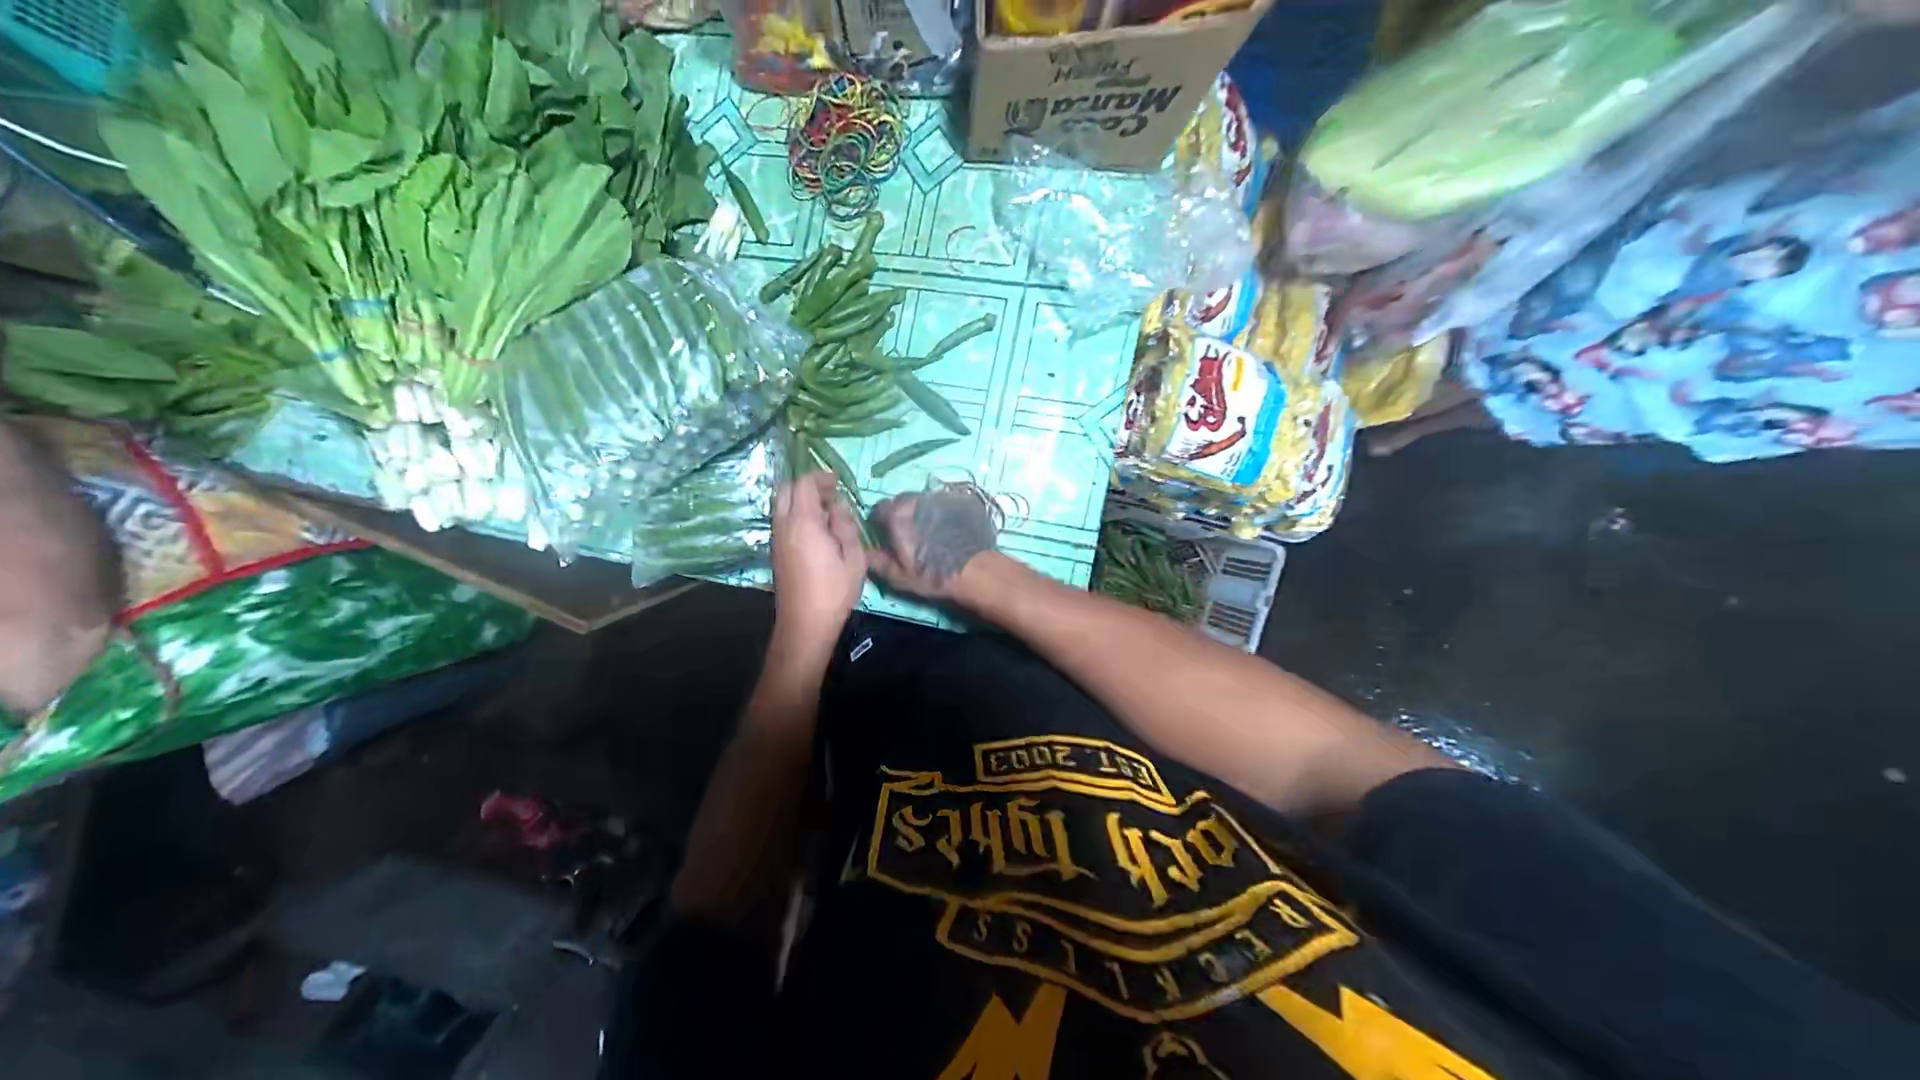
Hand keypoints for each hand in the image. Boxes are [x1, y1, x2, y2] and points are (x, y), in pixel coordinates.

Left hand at [770, 472, 866, 649]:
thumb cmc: (834, 591)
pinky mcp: (775, 551)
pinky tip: (816, 530)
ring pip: (780, 504)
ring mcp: (776, 538)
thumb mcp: (854, 557)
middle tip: (830, 494)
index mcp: (803, 522)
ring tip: (826, 513)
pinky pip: (781, 520)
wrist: (805, 623)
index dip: (820, 477)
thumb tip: (838, 507)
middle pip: (785, 489)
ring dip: (800, 500)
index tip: (838, 482)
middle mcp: (784, 525)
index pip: (804, 484)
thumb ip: (845, 525)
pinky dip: (795, 514)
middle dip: (807, 485)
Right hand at [868, 483, 998, 599]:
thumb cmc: (933, 575)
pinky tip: (950, 530)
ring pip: (924, 501)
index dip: (879, 523)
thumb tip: (864, 552)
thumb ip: (876, 561)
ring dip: (922, 513)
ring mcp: (942, 497)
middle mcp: (918, 498)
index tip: (885, 537)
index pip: (878, 509)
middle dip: (901, 515)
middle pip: (901, 501)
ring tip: (931, 534)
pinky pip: (946, 503)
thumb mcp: (898, 576)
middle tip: (908, 537)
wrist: (976, 570)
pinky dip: (943, 513)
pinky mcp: (963, 500)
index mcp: (898, 514)